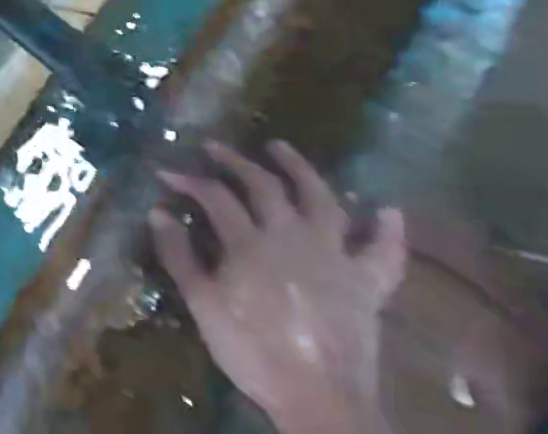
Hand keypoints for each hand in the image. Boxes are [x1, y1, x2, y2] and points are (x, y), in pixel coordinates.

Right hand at [150, 141, 405, 433]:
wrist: (320, 401)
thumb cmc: (255, 353)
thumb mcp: (204, 306)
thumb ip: (179, 257)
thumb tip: (157, 212)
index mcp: (251, 242)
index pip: (215, 196)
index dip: (189, 180)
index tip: (166, 171)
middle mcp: (292, 235)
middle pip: (263, 185)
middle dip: (235, 161)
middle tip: (216, 146)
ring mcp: (333, 255)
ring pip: (320, 199)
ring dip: (300, 169)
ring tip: (281, 148)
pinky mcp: (366, 283)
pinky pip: (384, 254)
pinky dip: (389, 232)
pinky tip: (389, 210)